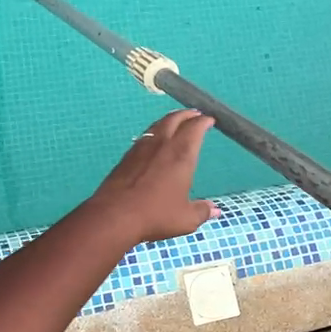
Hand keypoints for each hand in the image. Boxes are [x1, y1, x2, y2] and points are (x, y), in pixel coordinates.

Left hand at [85, 110, 218, 243]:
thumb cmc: (155, 215)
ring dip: (169, 119)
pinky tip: (154, 138)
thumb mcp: (185, 218)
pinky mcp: (127, 155)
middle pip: (175, 119)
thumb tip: (215, 209)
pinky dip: (154, 130)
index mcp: (181, 155)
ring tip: (175, 120)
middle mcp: (162, 145)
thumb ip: (202, 211)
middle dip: (187, 114)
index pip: (195, 129)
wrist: (115, 214)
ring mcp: (142, 148)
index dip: (203, 122)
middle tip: (195, 113)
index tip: (209, 119)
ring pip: (158, 124)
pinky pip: (145, 135)